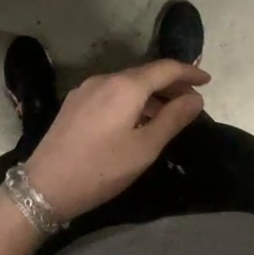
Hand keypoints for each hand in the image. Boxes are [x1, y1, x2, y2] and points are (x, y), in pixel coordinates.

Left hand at [22, 59, 209, 221]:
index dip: (189, 72)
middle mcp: (105, 79)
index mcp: (125, 86)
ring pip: (127, 84)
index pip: (165, 68)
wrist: (45, 186)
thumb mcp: (145, 148)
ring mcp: (86, 90)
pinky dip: (132, 100)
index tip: (208, 81)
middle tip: (192, 101)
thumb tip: (195, 98)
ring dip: (151, 94)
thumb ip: (173, 119)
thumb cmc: (101, 169)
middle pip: (145, 74)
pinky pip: (111, 93)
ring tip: (168, 113)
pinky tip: (137, 119)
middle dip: (171, 84)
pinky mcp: (74, 104)